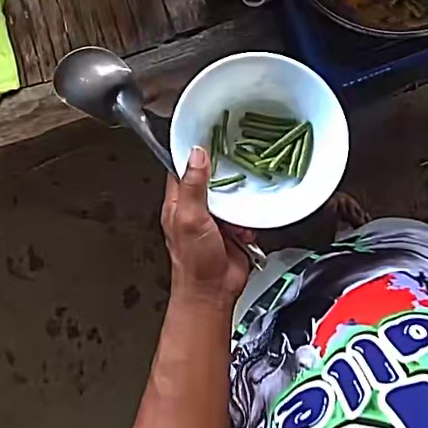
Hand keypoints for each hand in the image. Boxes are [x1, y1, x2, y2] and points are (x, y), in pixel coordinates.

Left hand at [161, 147, 252, 311]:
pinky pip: (245, 213)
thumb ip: (193, 186)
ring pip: (231, 194)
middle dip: (224, 172)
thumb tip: (196, 154)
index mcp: (178, 201)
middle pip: (211, 177)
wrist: (213, 293)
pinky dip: (248, 217)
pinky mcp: (234, 229)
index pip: (181, 167)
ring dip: (239, 198)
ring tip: (242, 199)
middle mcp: (196, 206)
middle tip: (236, 159)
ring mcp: (216, 218)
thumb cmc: (193, 261)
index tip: (208, 134)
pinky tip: (246, 224)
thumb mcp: (190, 218)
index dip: (192, 151)